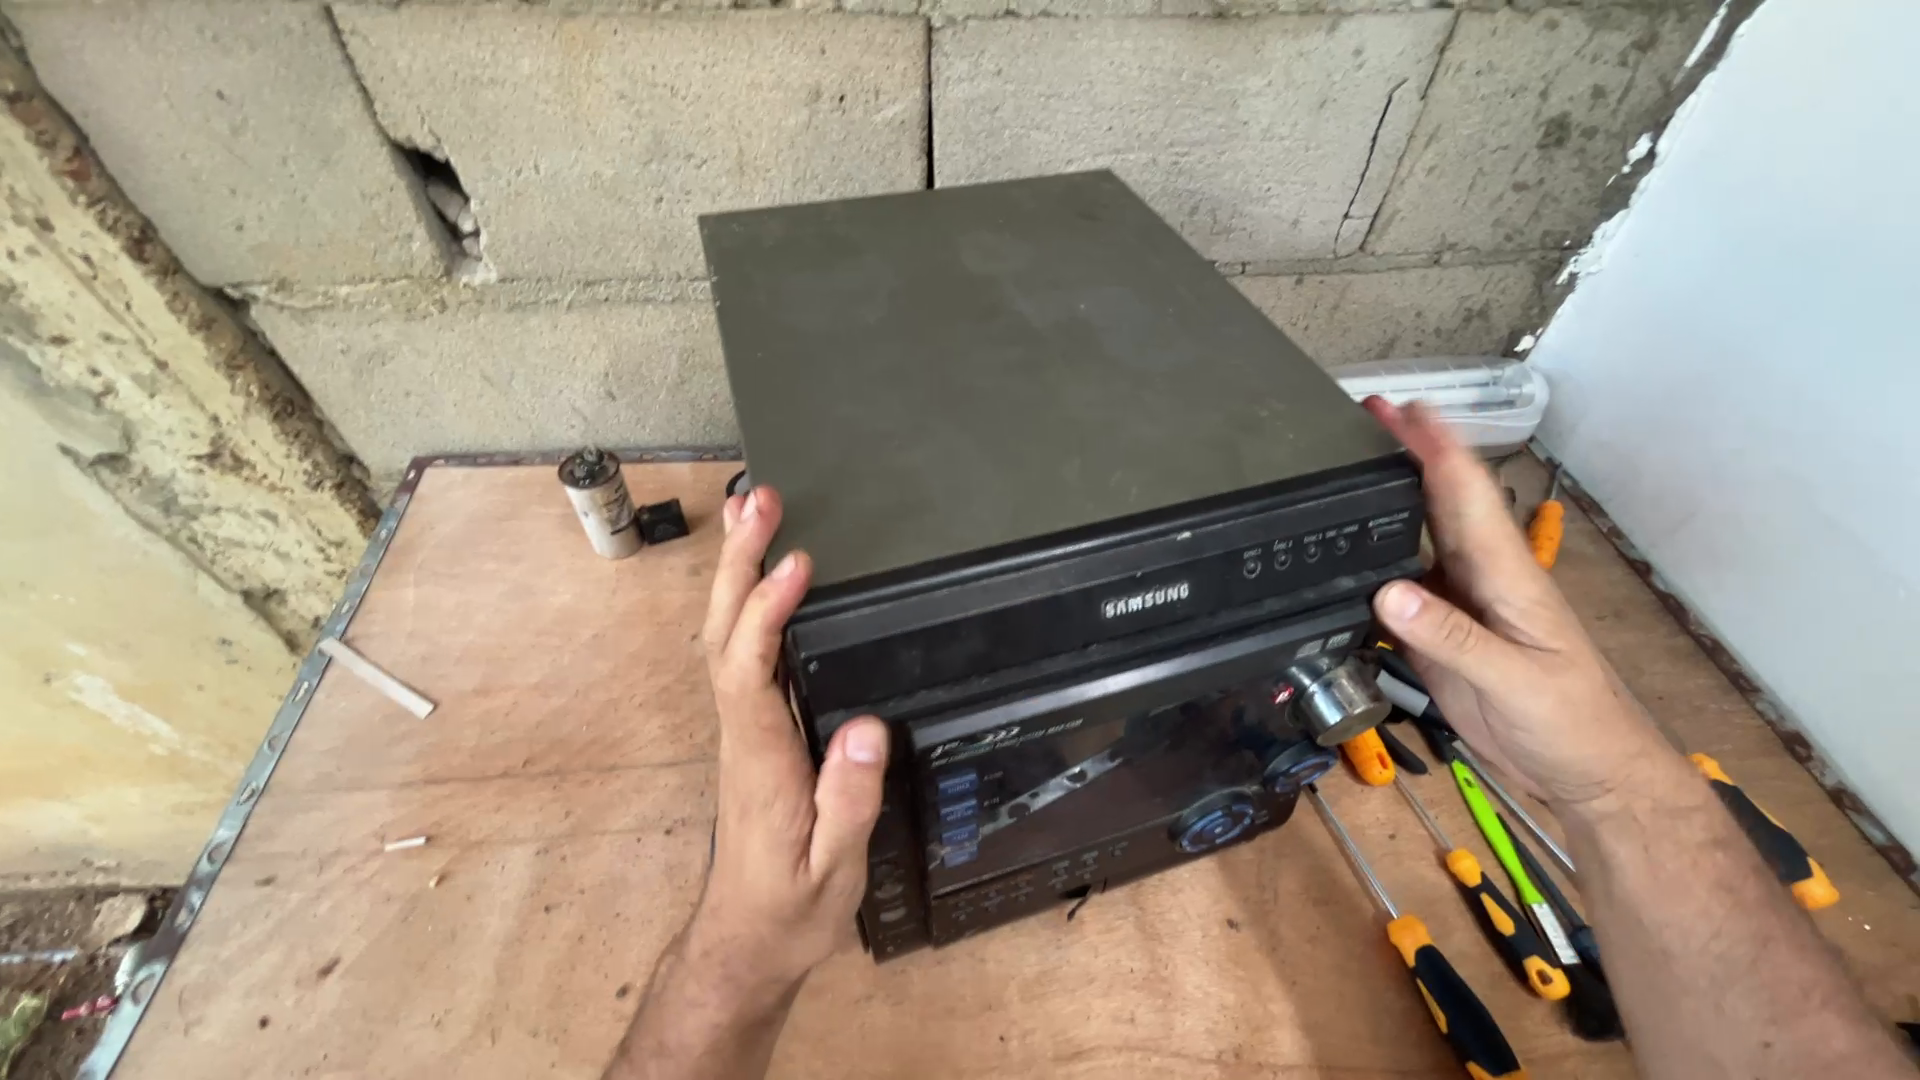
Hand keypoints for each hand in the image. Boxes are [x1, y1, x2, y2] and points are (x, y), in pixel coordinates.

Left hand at [689, 485, 890, 994]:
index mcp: (760, 759)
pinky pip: (740, 652)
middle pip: (724, 634)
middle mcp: (741, 732)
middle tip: (758, 503)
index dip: (767, 612)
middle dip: (738, 563)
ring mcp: (740, 728)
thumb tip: (865, 730)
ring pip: (724, 637)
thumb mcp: (832, 870)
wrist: (744, 939)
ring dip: (736, 573)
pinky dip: (746, 605)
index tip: (796, 564)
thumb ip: (848, 802)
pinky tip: (762, 580)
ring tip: (752, 516)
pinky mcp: (750, 729)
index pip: (750, 670)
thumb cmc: (789, 906)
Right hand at [1363, 397, 1681, 808]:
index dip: (1437, 448)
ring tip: (1352, 469)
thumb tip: (1390, 592)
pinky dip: (1370, 561)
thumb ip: (1453, 637)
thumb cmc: (1570, 722)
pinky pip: (1396, 589)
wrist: (1582, 770)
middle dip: (1408, 454)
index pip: (1466, 497)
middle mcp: (1476, 578)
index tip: (1405, 410)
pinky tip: (1348, 555)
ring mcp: (1456, 606)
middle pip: (1437, 502)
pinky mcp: (1437, 635)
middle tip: (1370, 416)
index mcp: (1504, 576)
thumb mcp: (1516, 682)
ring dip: (1386, 499)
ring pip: (1414, 539)